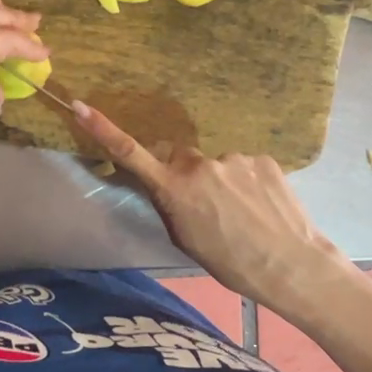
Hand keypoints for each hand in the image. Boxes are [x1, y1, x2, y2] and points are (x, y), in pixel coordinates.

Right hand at [74, 103, 353, 311]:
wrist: (292, 265)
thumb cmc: (231, 264)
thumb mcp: (186, 241)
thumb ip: (170, 206)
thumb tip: (166, 189)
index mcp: (174, 188)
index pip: (130, 153)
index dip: (102, 130)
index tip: (80, 106)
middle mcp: (199, 165)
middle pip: (180, 159)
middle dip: (183, 175)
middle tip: (202, 208)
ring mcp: (233, 158)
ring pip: (215, 166)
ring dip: (220, 183)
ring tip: (241, 215)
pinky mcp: (263, 159)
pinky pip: (244, 168)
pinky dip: (247, 184)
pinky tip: (261, 208)